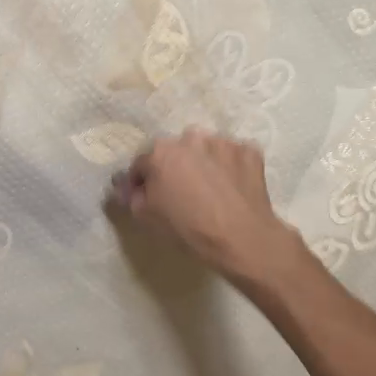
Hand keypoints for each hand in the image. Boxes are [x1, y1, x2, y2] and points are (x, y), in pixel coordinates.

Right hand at [109, 129, 308, 288]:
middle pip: (175, 152)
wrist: (239, 237)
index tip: (146, 197)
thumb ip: (130, 195)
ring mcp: (223, 142)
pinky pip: (232, 156)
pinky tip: (231, 186)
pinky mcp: (250, 151)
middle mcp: (190, 138)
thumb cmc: (186, 227)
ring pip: (205, 149)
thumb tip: (126, 187)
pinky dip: (230, 166)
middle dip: (174, 167)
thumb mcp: (144, 216)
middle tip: (180, 191)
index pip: (141, 163)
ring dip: (202, 162)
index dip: (141, 181)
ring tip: (209, 187)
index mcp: (159, 151)